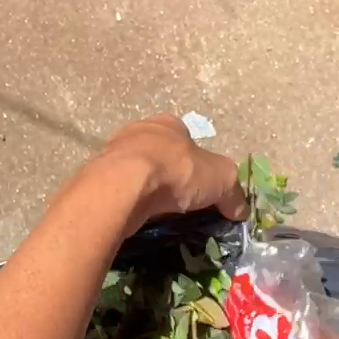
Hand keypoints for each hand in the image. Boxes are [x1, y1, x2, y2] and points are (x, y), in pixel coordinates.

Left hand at [74, 114, 247, 233]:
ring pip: (137, 171)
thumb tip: (241, 210)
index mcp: (169, 123)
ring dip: (148, 189)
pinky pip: (120, 190)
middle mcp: (139, 131)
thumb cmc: (176, 171)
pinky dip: (130, 202)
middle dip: (171, 175)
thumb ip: (233, 193)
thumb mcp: (221, 179)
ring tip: (160, 212)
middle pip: (160, 154)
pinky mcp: (97, 177)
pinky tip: (139, 216)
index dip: (197, 161)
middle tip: (182, 201)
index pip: (186, 138)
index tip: (201, 186)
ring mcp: (114, 153)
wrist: (124, 186)